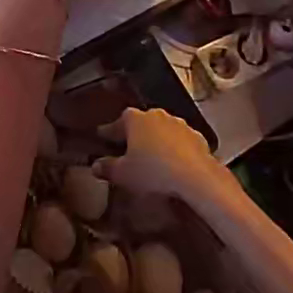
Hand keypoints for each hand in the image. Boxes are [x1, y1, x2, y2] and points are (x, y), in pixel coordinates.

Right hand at [94, 107, 232, 201]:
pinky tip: (174, 164)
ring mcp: (177, 124)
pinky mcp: (196, 136)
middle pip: (140, 123)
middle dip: (134, 135)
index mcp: (134, 119)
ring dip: (156, 141)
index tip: (102, 137)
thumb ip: (108, 168)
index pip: (116, 123)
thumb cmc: (153, 171)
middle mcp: (155, 115)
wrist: (196, 177)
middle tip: (128, 149)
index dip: (108, 132)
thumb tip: (95, 165)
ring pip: (161, 130)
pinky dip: (175, 149)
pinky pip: (180, 141)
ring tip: (153, 159)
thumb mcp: (124, 174)